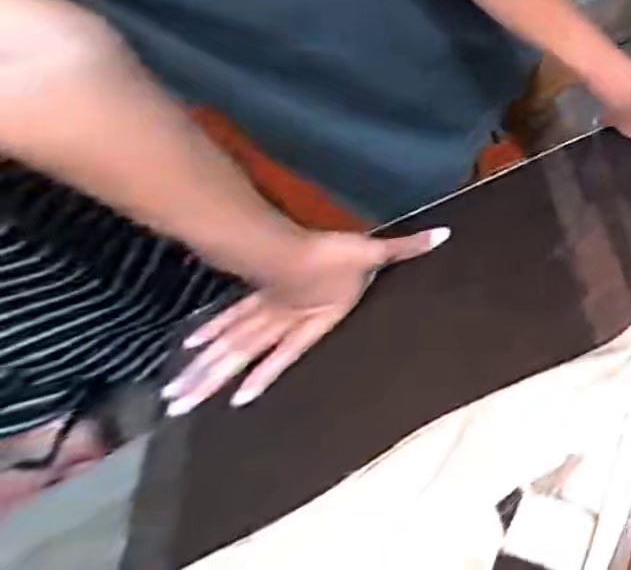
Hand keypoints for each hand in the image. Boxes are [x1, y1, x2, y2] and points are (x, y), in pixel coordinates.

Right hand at [160, 227, 446, 414]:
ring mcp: (265, 304)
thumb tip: (445, 235)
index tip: (238, 399)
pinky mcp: (254, 289)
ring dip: (202, 365)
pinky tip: (191, 345)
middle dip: (215, 378)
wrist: (289, 247)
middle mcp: (284, 318)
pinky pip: (230, 314)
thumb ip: (408, 248)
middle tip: (177, 407)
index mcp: (315, 316)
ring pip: (229, 341)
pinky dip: (211, 330)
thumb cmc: (335, 257)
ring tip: (173, 393)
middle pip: (245, 352)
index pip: (290, 350)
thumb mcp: (376, 253)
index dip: (268, 371)